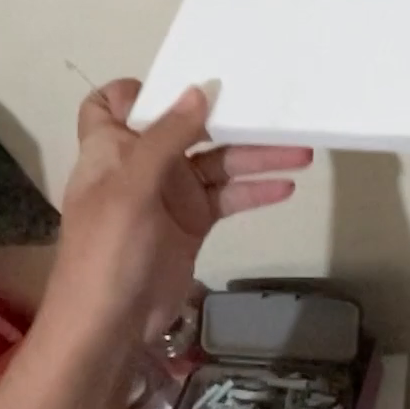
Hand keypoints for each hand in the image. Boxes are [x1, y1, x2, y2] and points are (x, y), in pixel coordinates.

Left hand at [45, 80, 312, 343]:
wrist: (110, 328)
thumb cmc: (108, 252)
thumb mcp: (132, 189)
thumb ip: (166, 137)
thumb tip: (201, 89)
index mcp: (112, 151)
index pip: (110, 106)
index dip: (138, 91)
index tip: (184, 79)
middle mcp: (143, 165)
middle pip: (187, 128)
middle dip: (227, 117)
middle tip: (271, 107)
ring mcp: (171, 194)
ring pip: (218, 162)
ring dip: (257, 157)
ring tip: (301, 153)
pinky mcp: (194, 222)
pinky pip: (230, 196)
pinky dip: (256, 190)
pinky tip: (286, 187)